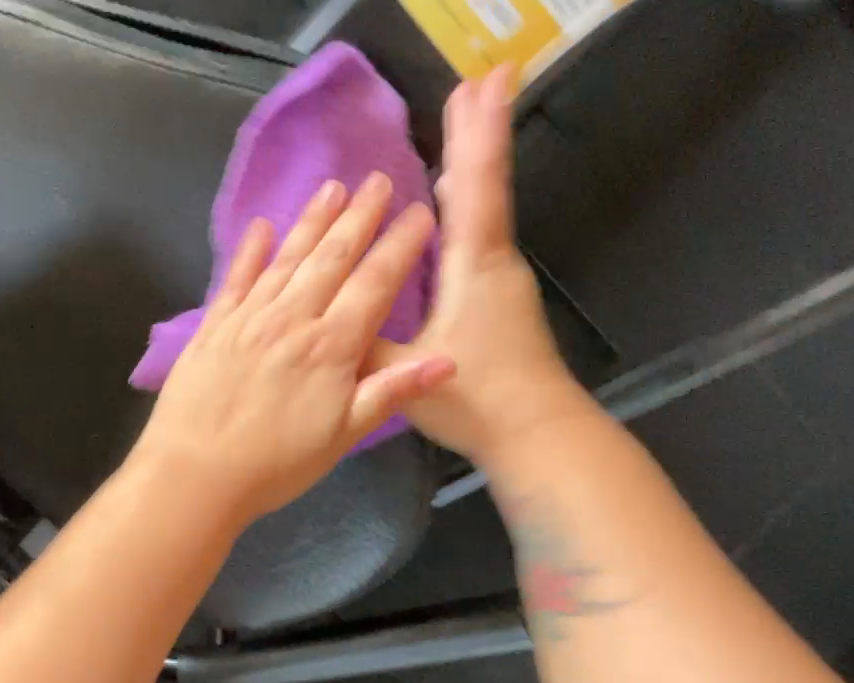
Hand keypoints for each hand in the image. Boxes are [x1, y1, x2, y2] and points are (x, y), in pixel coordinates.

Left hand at [129, 174, 456, 526]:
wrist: (193, 475)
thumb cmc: (273, 466)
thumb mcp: (341, 438)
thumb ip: (389, 393)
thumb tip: (447, 359)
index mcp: (331, 347)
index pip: (375, 283)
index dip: (400, 245)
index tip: (420, 212)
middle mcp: (291, 321)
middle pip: (331, 258)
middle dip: (358, 217)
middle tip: (378, 179)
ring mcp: (246, 322)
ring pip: (285, 260)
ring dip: (310, 222)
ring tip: (331, 188)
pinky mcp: (210, 331)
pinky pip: (233, 281)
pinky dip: (248, 252)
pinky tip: (261, 228)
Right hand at [370, 66, 593, 464]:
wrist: (534, 432)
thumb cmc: (474, 399)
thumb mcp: (405, 374)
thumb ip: (362, 346)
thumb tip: (319, 324)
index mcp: (473, 269)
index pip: (474, 189)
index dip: (475, 137)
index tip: (479, 87)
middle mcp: (493, 262)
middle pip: (487, 183)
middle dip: (481, 131)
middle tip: (485, 79)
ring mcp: (499, 280)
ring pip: (485, 207)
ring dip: (475, 162)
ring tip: (466, 123)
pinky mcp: (495, 298)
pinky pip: (477, 233)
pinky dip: (468, 201)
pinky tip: (453, 203)